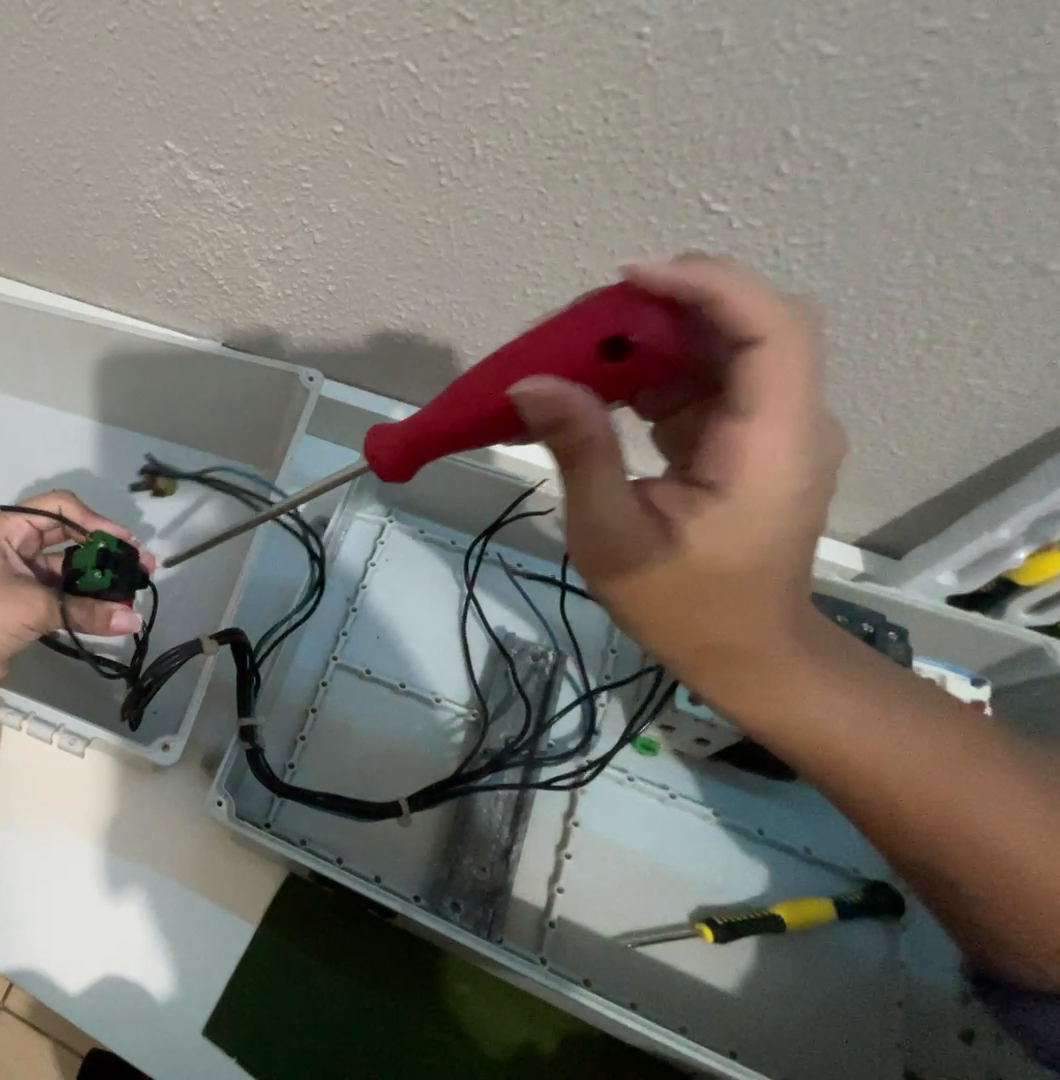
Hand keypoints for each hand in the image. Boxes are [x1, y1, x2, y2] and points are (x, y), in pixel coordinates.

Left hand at [0, 491, 154, 683]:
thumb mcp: (35, 607)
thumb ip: (87, 612)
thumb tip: (134, 620)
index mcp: (6, 528)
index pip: (60, 508)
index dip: (95, 521)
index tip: (125, 542)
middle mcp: (12, 546)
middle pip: (67, 538)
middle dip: (103, 551)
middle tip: (140, 566)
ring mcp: (17, 577)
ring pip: (66, 570)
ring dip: (97, 579)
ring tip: (132, 590)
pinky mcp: (22, 605)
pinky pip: (60, 595)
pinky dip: (83, 602)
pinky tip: (110, 611)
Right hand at [506, 255, 845, 688]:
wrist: (742, 648)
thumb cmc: (680, 602)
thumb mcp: (612, 535)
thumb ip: (580, 452)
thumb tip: (532, 384)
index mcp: (771, 443)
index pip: (770, 330)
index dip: (707, 287)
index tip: (628, 278)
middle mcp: (789, 421)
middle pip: (753, 326)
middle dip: (673, 305)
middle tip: (589, 317)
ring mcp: (771, 428)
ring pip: (726, 349)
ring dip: (656, 337)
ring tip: (579, 349)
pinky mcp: (745, 439)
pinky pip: (705, 382)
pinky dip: (652, 371)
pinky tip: (598, 387)